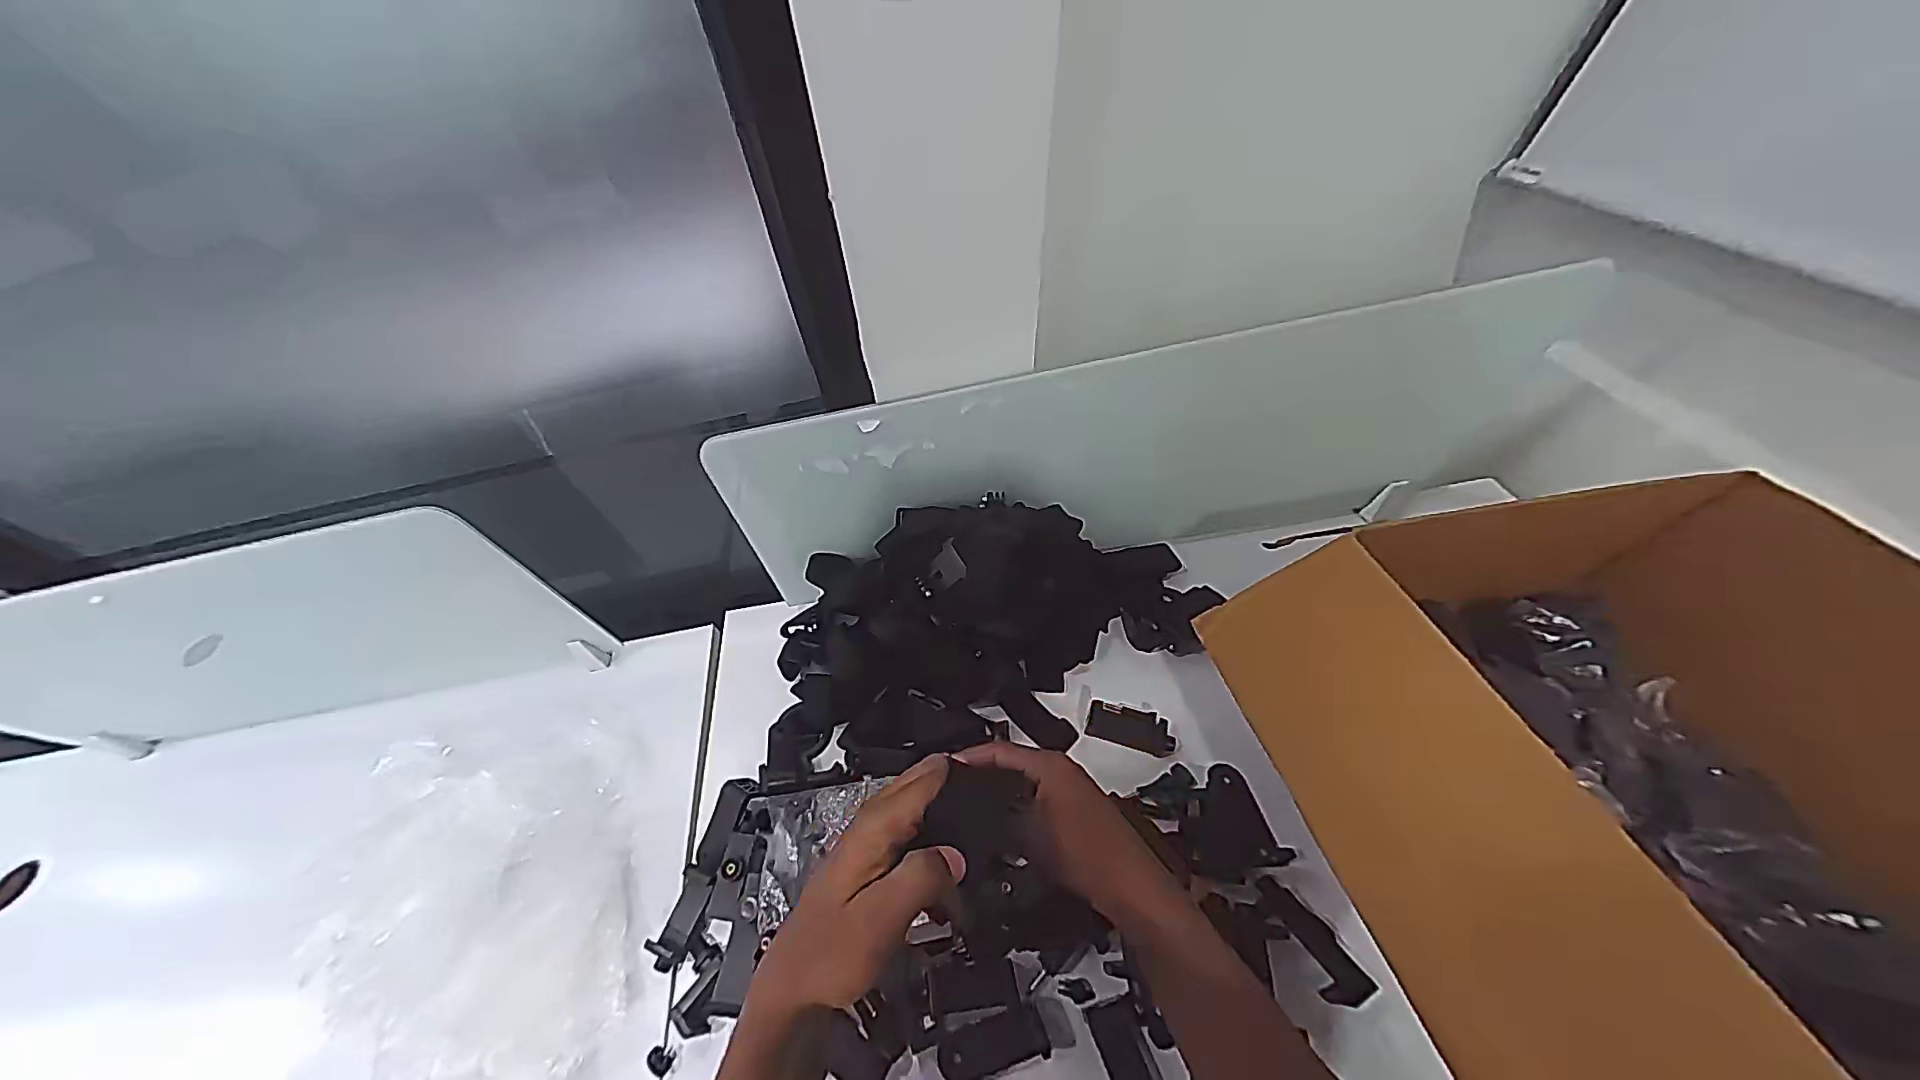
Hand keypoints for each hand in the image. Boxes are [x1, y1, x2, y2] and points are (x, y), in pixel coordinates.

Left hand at [745, 754, 967, 1013]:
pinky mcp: (864, 874)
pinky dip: (924, 834)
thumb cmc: (826, 959)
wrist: (794, 995)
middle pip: (908, 789)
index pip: (915, 784)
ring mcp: (862, 852)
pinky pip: (902, 838)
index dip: (947, 771)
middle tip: (974, 775)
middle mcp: (863, 834)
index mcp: (869, 833)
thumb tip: (954, 855)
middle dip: (940, 777)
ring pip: (905, 812)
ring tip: (963, 804)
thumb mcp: (881, 918)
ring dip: (933, 802)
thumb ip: (920, 877)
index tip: (975, 765)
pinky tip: (939, 857)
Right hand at [952, 741, 1187, 932]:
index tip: (945, 767)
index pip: (999, 749)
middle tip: (953, 788)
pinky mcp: (1073, 816)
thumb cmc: (1095, 859)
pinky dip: (1016, 813)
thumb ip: (998, 814)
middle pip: (1010, 765)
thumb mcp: (1030, 834)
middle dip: (981, 776)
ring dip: (999, 796)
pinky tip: (1004, 834)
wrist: (1130, 890)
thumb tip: (975, 809)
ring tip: (972, 810)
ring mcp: (1069, 794)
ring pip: (1021, 787)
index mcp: (1052, 766)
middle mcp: (1062, 773)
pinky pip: (1034, 805)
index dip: (968, 758)